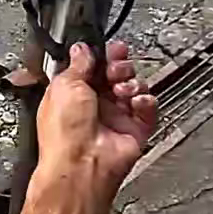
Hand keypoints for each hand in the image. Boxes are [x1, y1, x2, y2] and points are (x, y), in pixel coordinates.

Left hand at [36, 41, 156, 196]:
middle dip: (119, 66)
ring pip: (134, 88)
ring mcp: (116, 118)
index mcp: (73, 94)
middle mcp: (95, 106)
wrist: (81, 164)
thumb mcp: (64, 85)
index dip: (104, 56)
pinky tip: (136, 101)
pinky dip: (146, 101)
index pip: (94, 68)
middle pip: (116, 75)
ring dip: (131, 83)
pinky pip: (148, 108)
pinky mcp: (134, 130)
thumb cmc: (64, 132)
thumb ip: (78, 64)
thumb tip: (82, 49)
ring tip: (122, 90)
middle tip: (116, 70)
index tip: (112, 50)